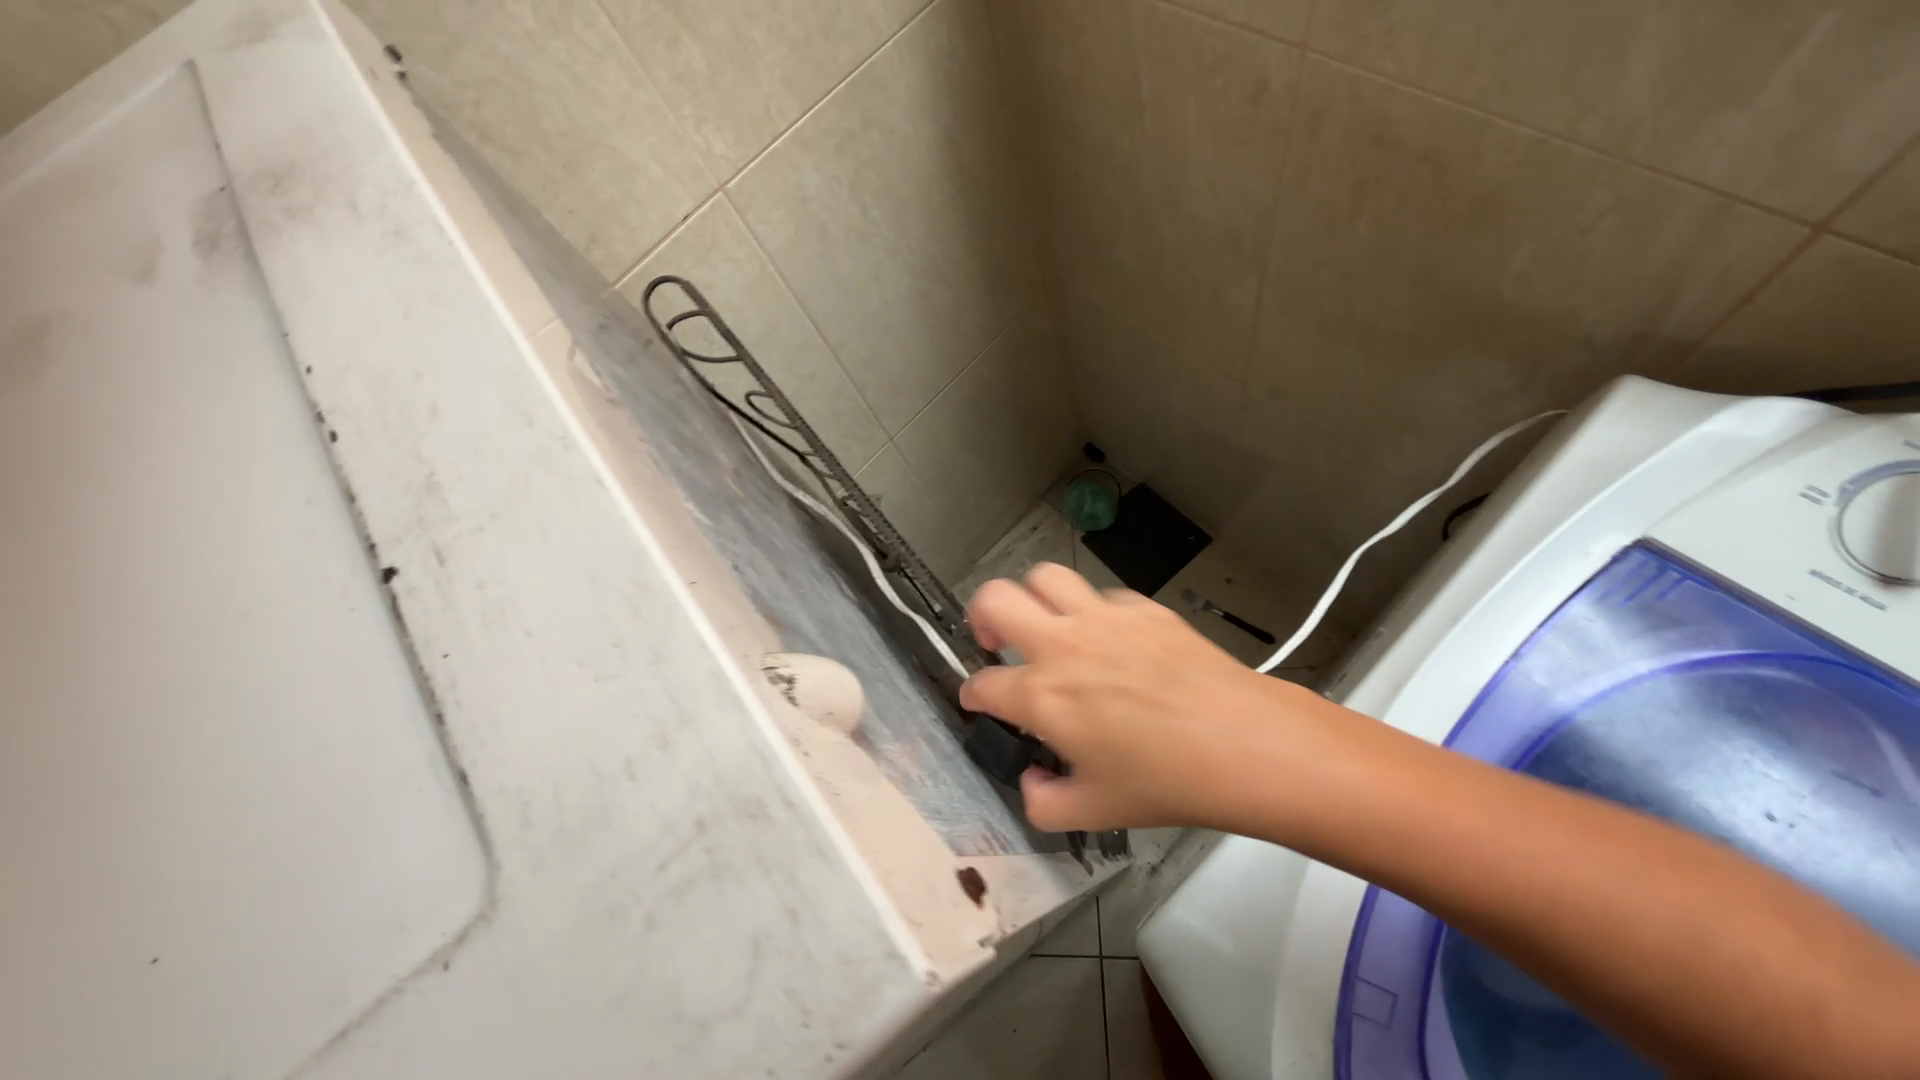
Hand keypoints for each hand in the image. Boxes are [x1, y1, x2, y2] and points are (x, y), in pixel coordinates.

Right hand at [961, 563, 1329, 831]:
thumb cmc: (1170, 780)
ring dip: (1034, 597)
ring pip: (1046, 576)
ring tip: (1045, 623)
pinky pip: (1104, 593)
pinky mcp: (1146, 609)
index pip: (983, 684)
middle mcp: (1065, 646)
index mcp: (1044, 696)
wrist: (1245, 743)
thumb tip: (1034, 783)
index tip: (979, 701)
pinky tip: (1110, 636)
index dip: (972, 695)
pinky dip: (1094, 609)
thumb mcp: (1096, 812)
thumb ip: (1045, 803)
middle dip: (981, 616)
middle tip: (994, 640)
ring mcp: (1106, 620)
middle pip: (995, 598)